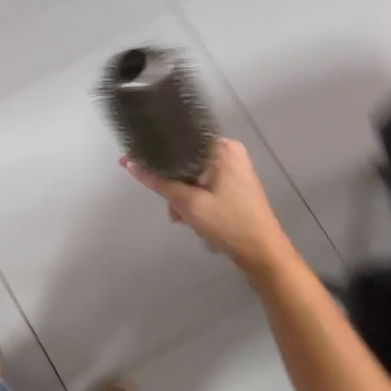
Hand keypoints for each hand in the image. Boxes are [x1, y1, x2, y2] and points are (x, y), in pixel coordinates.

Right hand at [124, 138, 289, 269]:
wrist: (261, 251)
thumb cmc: (227, 222)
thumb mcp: (187, 202)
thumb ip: (158, 181)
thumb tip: (129, 163)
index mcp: (222, 148)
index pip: (180, 140)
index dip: (157, 153)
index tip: (138, 165)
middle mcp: (229, 151)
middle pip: (185, 159)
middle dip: (172, 183)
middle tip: (171, 207)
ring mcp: (234, 168)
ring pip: (193, 174)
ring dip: (182, 195)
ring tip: (182, 218)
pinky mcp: (235, 183)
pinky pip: (204, 183)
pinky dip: (195, 198)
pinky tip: (192, 217)